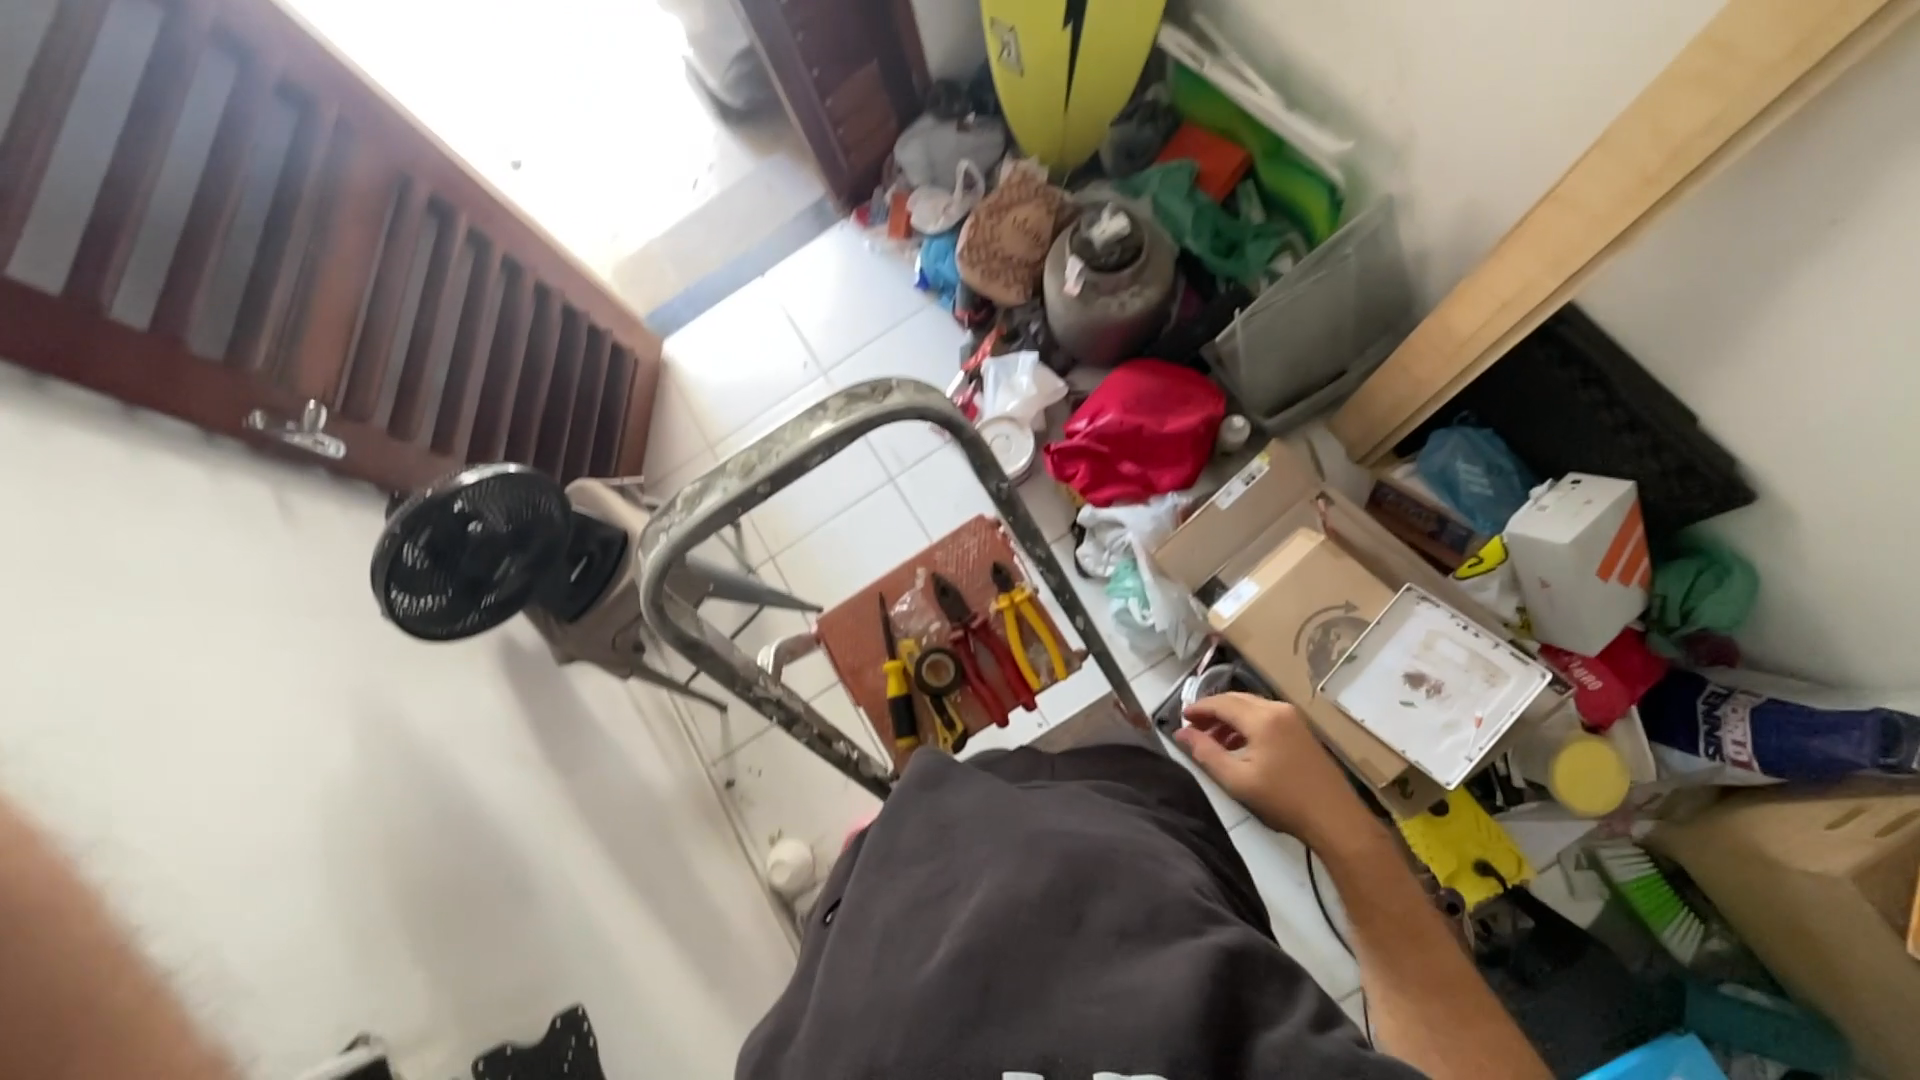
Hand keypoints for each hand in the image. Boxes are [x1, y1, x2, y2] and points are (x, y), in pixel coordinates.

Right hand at [1175, 693, 1383, 853]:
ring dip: (1230, 718)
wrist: (1335, 818)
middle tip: (1193, 729)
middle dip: (1213, 711)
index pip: (1221, 703)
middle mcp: (1278, 709)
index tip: (1181, 719)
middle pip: (1237, 700)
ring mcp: (1293, 718)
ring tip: (1213, 740)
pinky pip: (1266, 715)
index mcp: (1262, 719)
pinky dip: (1247, 723)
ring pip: (1251, 706)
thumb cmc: (1283, 800)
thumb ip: (1205, 753)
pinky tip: (1239, 744)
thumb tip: (1181, 733)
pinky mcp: (1301, 729)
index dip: (1198, 709)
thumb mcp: (1237, 780)